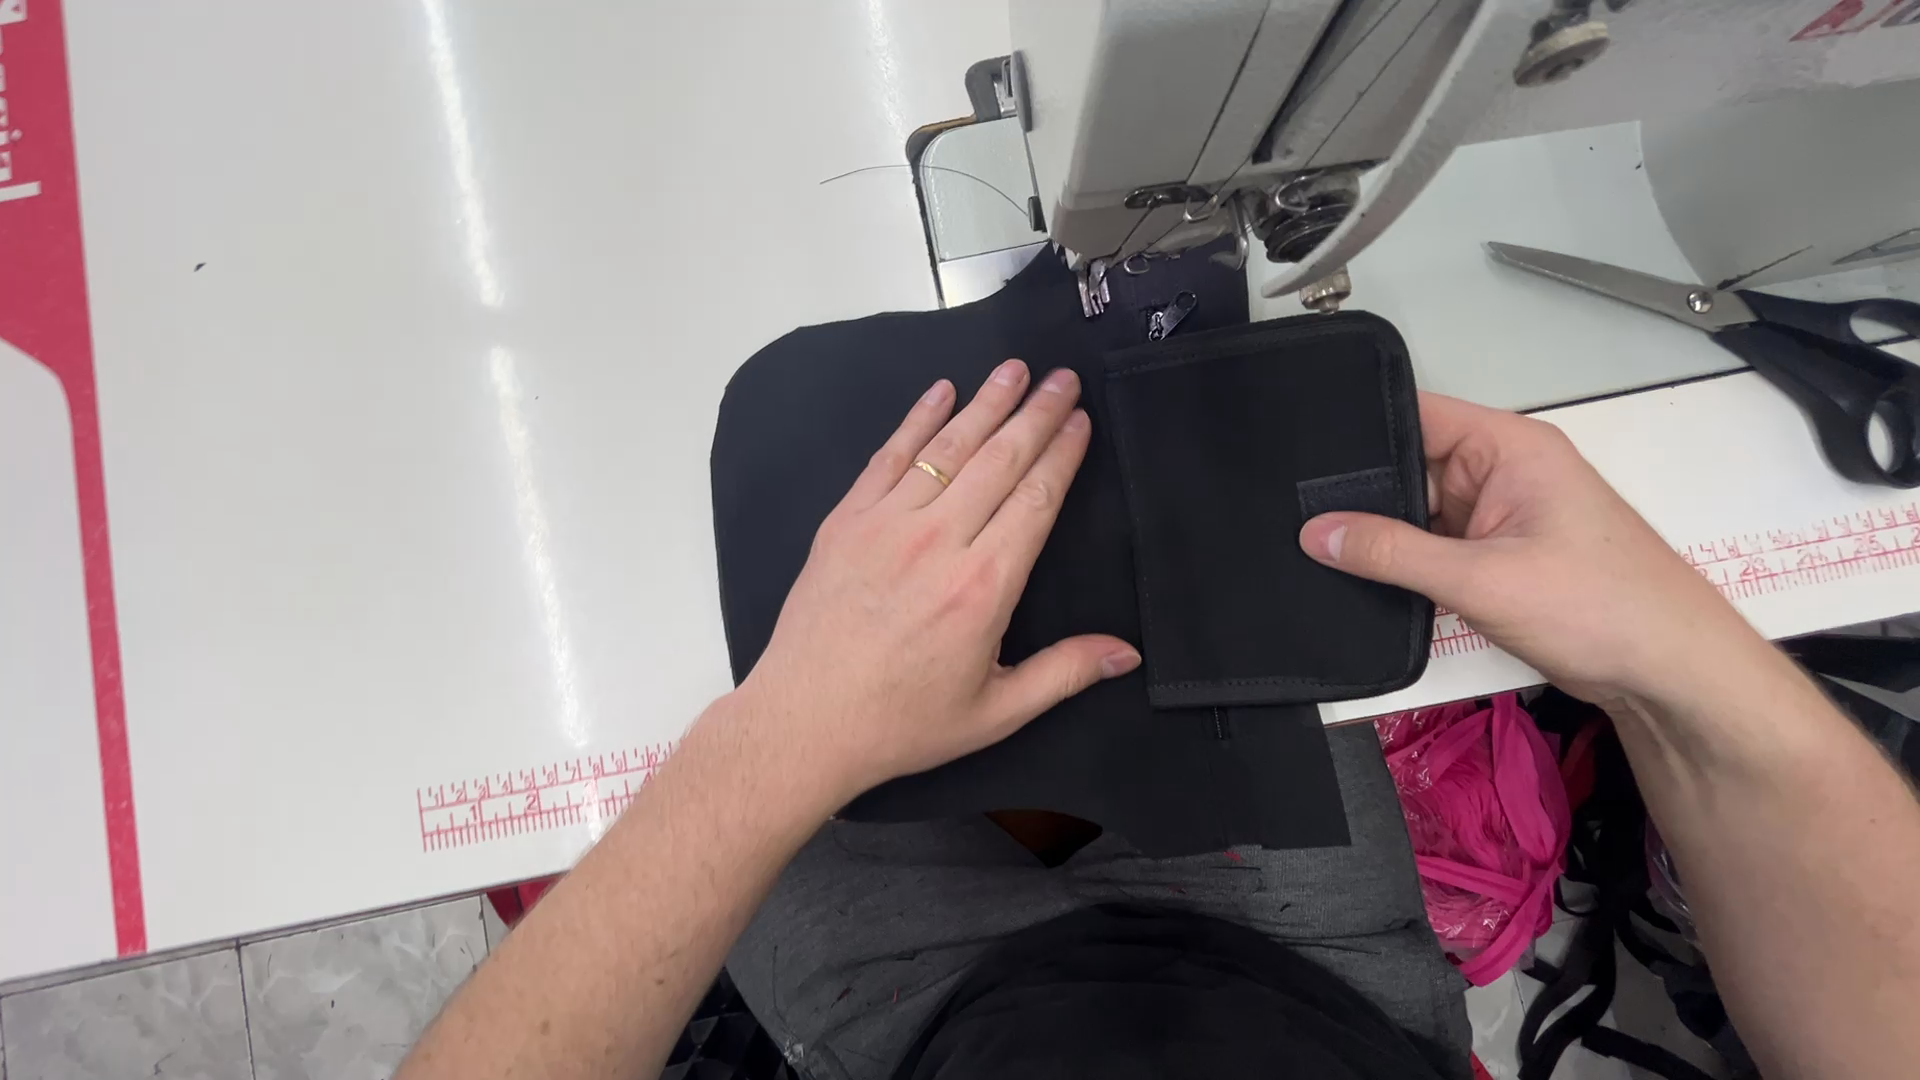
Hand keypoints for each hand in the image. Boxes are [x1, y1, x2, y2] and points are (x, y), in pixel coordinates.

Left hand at [732, 360, 1139, 802]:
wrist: (805, 721)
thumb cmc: (902, 722)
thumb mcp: (995, 712)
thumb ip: (1064, 674)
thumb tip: (1127, 654)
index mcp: (984, 586)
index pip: (1036, 498)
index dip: (1062, 452)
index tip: (1079, 419)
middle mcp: (939, 542)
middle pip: (1000, 460)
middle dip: (1036, 413)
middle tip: (1061, 378)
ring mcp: (887, 524)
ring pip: (948, 447)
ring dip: (985, 403)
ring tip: (1014, 369)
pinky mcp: (846, 520)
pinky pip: (889, 457)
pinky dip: (917, 420)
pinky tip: (941, 391)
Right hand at [1297, 392, 1760, 705]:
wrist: (1668, 678)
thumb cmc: (1600, 609)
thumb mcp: (1480, 578)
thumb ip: (1390, 553)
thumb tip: (1315, 533)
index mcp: (1507, 448)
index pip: (1415, 414)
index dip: (1355, 426)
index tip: (1296, 448)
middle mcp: (1497, 471)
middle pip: (1404, 464)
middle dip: (1355, 490)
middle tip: (1293, 511)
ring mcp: (1491, 514)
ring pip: (1409, 508)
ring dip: (1373, 529)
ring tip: (1312, 540)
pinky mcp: (1487, 552)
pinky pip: (1423, 542)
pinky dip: (1393, 557)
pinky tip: (1351, 567)